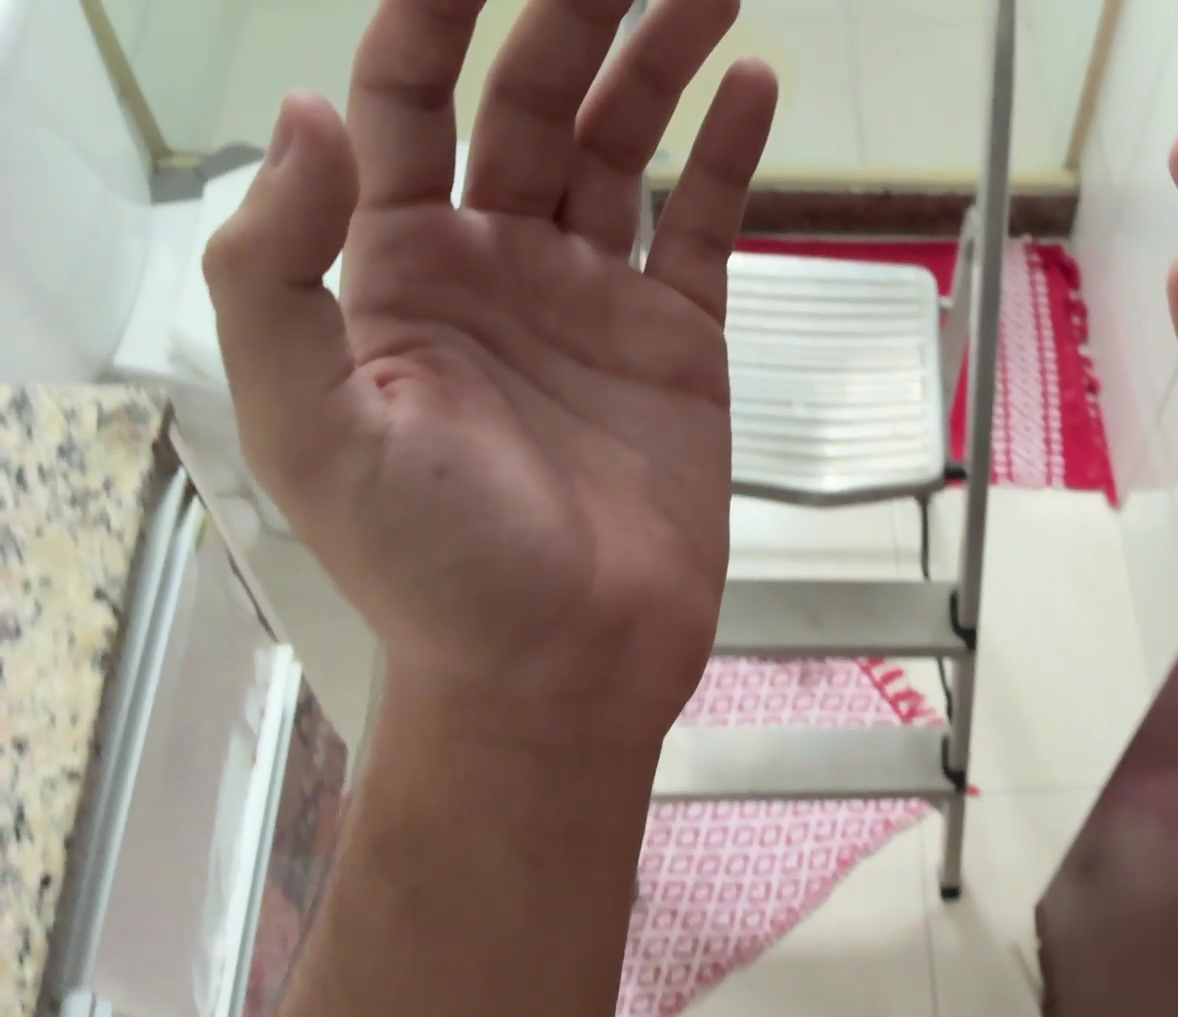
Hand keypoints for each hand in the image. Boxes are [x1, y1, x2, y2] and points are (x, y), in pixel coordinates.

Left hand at [204, 0, 775, 748]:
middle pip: (535, 107)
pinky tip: (754, 94)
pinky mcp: (680, 342)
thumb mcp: (313, 422)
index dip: (437, 10)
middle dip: (580, 18)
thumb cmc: (439, 562)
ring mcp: (599, 301)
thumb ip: (287, 269)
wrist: (568, 655)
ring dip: (665, 69)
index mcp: (399, 273)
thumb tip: (319, 114)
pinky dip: (730, 161)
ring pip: (629, 156)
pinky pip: (705, 231)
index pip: (410, 101)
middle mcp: (500, 267)